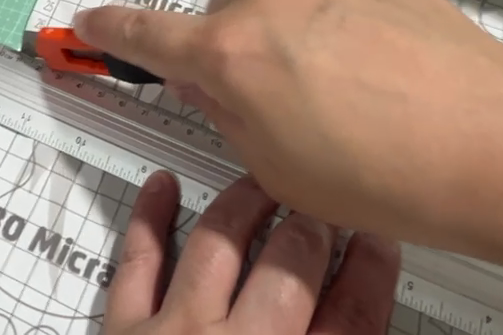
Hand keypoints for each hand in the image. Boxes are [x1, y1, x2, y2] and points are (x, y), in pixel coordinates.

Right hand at [77, 0, 502, 248]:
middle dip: (234, 54)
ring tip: (350, 83)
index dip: (109, 30)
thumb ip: (227, 111)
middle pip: (221, 21)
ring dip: (289, 34)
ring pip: (276, 1)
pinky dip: (334, 17)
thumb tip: (212, 79)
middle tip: (281, 102)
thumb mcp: (278, 167)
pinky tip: (379, 56)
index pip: (147, 35)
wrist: (492, 138)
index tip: (84, 21)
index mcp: (229, 52)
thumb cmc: (381, 175)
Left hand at [106, 172, 397, 334]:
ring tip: (263, 182)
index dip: (371, 271)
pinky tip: (163, 184)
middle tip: (323, 205)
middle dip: (313, 226)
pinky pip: (137, 261)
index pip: (352, 321)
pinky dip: (150, 217)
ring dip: (245, 203)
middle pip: (290, 267)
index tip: (378, 240)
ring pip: (219, 242)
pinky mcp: (124, 333)